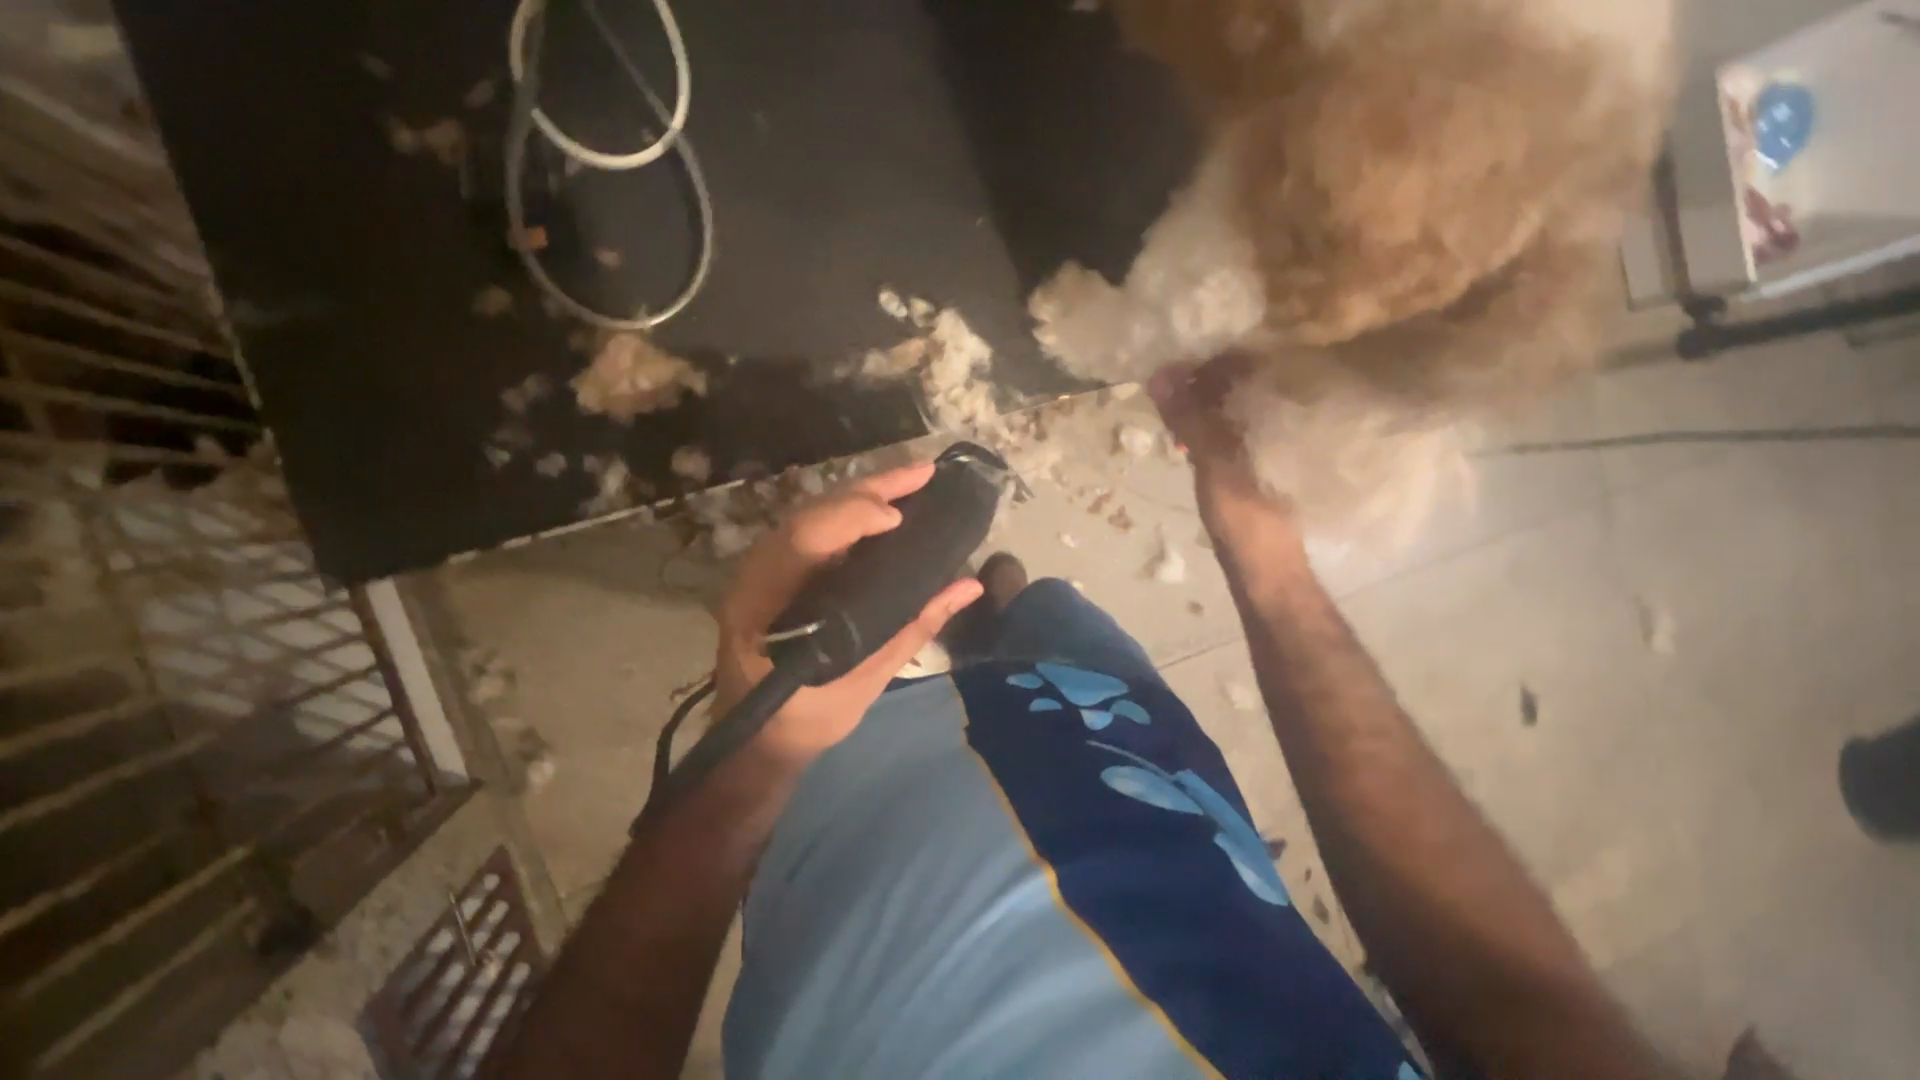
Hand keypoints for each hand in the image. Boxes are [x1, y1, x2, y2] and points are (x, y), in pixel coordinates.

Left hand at [713, 464, 984, 763]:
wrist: (754, 742)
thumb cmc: (804, 722)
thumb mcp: (863, 682)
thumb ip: (913, 628)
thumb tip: (967, 585)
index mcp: (764, 607)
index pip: (803, 541)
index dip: (850, 518)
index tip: (899, 517)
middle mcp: (756, 577)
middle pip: (811, 514)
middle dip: (869, 490)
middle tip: (925, 473)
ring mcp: (761, 571)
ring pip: (811, 514)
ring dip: (862, 495)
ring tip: (912, 482)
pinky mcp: (774, 573)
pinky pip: (813, 529)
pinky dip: (851, 514)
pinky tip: (884, 508)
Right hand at [1147, 356, 1301, 558]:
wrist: (1268, 572)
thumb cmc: (1246, 517)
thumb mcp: (1212, 462)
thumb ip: (1189, 416)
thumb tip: (1160, 372)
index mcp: (1283, 412)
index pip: (1249, 362)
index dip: (1211, 356)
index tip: (1176, 355)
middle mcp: (1285, 421)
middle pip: (1242, 384)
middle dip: (1203, 380)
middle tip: (1166, 384)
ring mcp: (1273, 445)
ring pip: (1236, 409)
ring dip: (1204, 406)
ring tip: (1172, 409)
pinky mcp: (1261, 466)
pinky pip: (1234, 432)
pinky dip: (1211, 428)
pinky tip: (1189, 437)